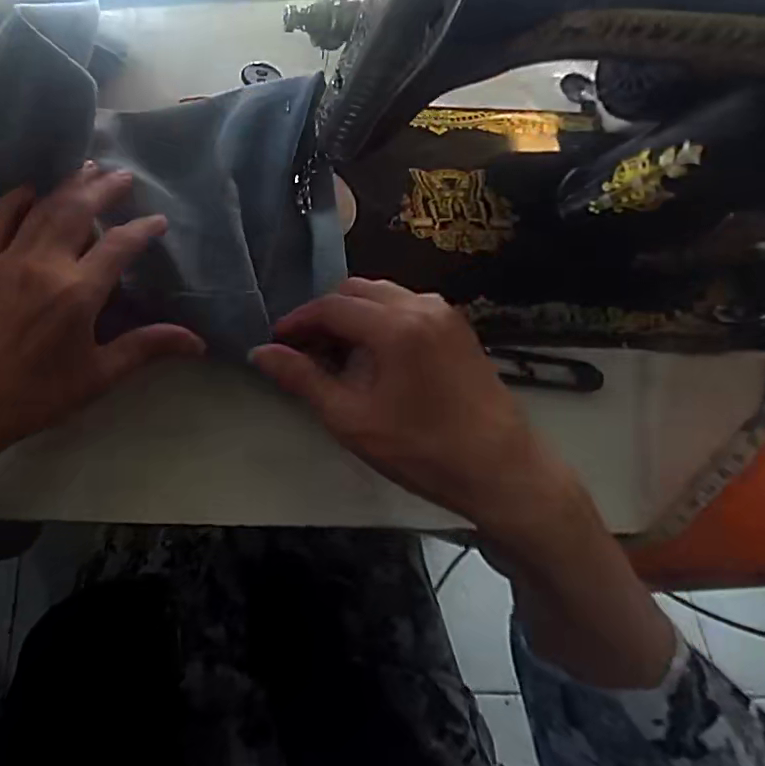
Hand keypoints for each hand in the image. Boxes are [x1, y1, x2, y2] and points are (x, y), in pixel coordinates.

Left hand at [0, 162, 205, 494]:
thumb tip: (197, 342)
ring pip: (42, 209)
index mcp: (77, 292)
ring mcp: (8, 260)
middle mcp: (44, 264)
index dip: (142, 229)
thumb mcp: (97, 376)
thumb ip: (145, 348)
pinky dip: (13, 200)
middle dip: (104, 188)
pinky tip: (28, 190)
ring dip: (67, 186)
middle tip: (124, 175)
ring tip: (87, 168)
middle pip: (78, 211)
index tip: (158, 220)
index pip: (119, 246)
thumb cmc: (35, 396)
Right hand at [249, 277, 574, 540]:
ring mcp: (445, 314)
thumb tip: (260, 352)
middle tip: (302, 350)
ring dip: (350, 315)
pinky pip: (404, 306)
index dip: (296, 322)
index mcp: (395, 326)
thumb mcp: (349, 418)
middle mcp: (421, 306)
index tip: (275, 344)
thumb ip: (301, 378)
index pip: (329, 306)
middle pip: (354, 291)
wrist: (504, 474)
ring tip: (334, 353)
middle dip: (322, 315)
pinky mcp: (457, 328)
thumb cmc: (421, 450)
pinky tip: (370, 355)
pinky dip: (377, 319)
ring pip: (380, 295)